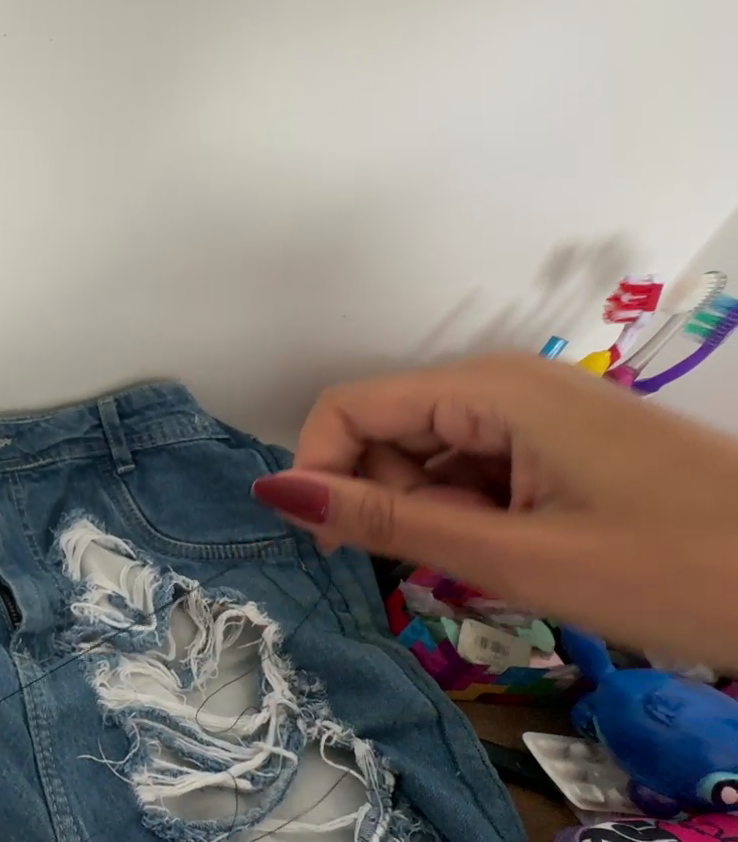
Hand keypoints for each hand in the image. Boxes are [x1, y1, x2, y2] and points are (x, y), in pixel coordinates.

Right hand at [255, 354, 737, 665]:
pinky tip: (524, 546)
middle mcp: (501, 385)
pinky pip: (474, 466)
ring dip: (436, 510)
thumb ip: (384, 522)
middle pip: (385, 430)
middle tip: (448, 560)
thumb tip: (270, 492)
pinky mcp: (558, 439)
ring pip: (427, 455)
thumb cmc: (687, 571)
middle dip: (391, 497)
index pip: (347, 408)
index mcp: (487, 391)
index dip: (319, 468)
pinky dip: (473, 510)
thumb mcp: (517, 557)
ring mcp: (534, 411)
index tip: (329, 541)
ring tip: (503, 558)